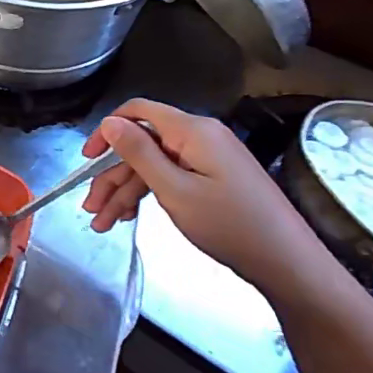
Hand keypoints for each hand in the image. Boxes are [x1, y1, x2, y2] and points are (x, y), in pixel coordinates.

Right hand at [81, 99, 332, 294]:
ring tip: (103, 223)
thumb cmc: (229, 224)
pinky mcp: (213, 178)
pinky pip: (170, 177)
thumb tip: (109, 121)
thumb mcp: (174, 190)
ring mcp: (207, 158)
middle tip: (91, 209)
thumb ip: (139, 152)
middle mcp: (199, 137)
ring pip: (152, 166)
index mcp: (192, 131)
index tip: (87, 160)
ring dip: (124, 192)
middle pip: (141, 146)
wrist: (286, 261)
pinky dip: (147, 195)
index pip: (138, 111)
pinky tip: (129, 217)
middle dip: (112, 177)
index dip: (107, 131)